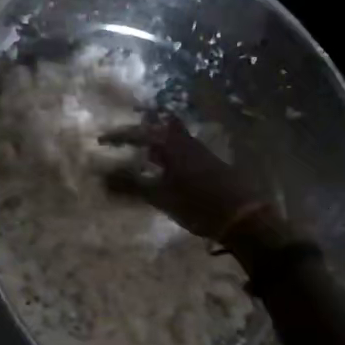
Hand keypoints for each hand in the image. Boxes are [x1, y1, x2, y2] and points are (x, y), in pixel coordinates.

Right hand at [101, 114, 290, 247]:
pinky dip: (168, 156)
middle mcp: (186, 142)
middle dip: (143, 130)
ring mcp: (200, 153)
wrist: (243, 217)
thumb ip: (130, 186)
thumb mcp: (160, 196)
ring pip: (173, 139)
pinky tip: (165, 171)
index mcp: (172, 144)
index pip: (139, 133)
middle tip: (127, 138)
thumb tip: (100, 178)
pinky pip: (182, 152)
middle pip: (161, 126)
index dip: (119, 136)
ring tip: (142, 154)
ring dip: (156, 144)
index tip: (101, 140)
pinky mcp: (209, 166)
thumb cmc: (197, 203)